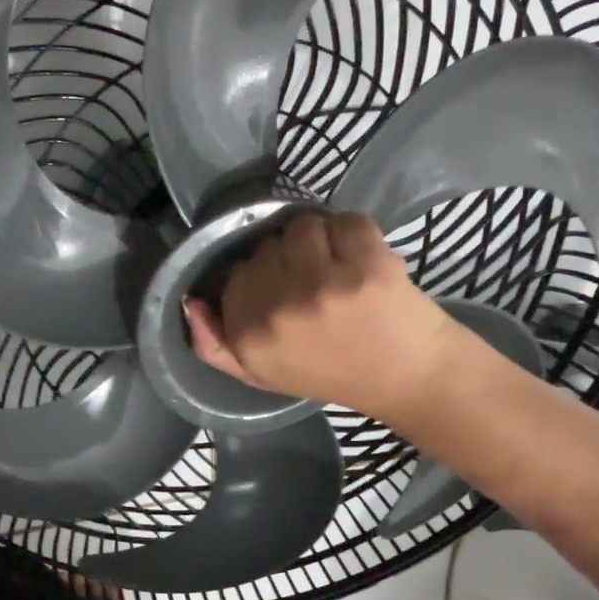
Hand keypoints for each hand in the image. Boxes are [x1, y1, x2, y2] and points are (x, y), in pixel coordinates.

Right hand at [184, 212, 457, 418]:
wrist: (407, 379)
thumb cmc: (330, 374)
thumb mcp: (260, 374)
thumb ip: (215, 346)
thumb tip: (191, 302)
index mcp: (250, 338)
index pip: (235, 274)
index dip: (259, 276)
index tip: (283, 291)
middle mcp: (279, 311)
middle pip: (266, 246)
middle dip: (288, 257)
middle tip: (314, 283)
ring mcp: (324, 285)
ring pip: (302, 227)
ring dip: (319, 239)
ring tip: (337, 268)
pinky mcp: (368, 265)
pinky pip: (345, 221)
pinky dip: (354, 233)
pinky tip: (362, 260)